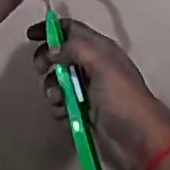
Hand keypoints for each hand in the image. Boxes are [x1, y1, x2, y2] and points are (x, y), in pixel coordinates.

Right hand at [29, 17, 169, 169]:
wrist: (139, 141)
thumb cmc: (122, 98)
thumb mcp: (102, 64)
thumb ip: (75, 49)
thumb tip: (52, 50)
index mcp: (100, 49)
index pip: (72, 29)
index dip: (51, 29)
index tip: (31, 36)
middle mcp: (92, 66)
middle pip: (60, 54)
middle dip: (47, 60)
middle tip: (42, 69)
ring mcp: (87, 90)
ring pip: (57, 80)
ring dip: (52, 87)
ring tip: (59, 98)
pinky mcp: (83, 112)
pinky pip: (60, 104)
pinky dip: (59, 107)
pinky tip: (66, 113)